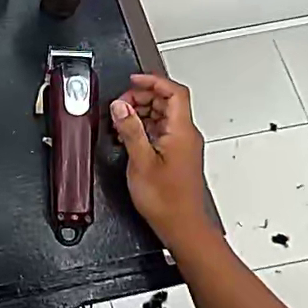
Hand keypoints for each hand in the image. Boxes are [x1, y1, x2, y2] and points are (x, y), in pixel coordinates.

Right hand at [110, 74, 216, 248]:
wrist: (182, 226)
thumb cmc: (167, 201)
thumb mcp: (141, 162)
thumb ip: (130, 130)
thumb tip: (121, 107)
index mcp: (182, 131)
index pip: (174, 92)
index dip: (153, 81)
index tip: (134, 81)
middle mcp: (186, 135)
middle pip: (167, 101)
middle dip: (143, 97)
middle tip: (121, 105)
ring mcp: (183, 144)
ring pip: (164, 115)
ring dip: (142, 112)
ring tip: (122, 120)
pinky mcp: (177, 154)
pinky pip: (162, 130)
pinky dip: (145, 126)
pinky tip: (129, 135)